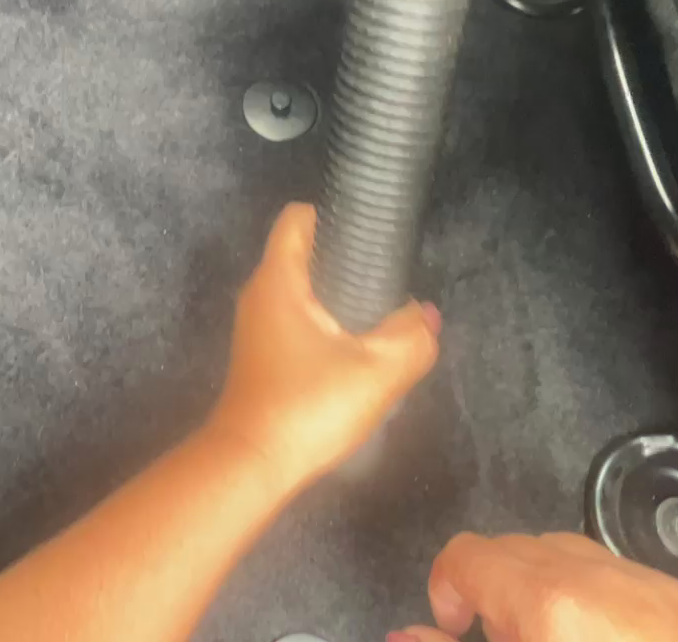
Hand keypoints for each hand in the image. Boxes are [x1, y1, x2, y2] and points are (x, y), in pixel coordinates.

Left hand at [202, 203, 440, 488]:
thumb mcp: (375, 373)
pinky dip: (322, 320)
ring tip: (379, 314)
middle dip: (344, 258)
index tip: (371, 235)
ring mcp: (256, 323)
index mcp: (279, 278)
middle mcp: (260, 292)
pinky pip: (294, 316)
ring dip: (336, 294)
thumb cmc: (307, 405)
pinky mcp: (259, 351)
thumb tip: (426, 314)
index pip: (297, 218)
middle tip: (388, 279)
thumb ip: (410, 338)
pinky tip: (352, 348)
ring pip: (299, 288)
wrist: (250, 463)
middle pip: (302, 251)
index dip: (333, 215)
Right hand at [390, 533, 677, 641]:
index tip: (456, 631)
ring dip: (551, 588)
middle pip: (517, 549)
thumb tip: (401, 634)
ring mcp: (658, 588)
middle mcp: (600, 577)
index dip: (448, 588)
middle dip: (499, 592)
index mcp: (549, 602)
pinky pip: (630, 576)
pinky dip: (607, 600)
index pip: (468, 555)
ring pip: (574, 555)